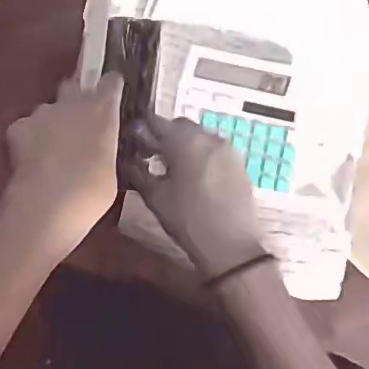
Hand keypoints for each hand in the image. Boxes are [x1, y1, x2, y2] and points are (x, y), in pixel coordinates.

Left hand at [0, 73, 122, 250]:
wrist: (49, 203)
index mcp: (102, 111)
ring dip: (46, 125)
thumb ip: (100, 150)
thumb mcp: (108, 170)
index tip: (109, 90)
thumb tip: (92, 152)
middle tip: (73, 123)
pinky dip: (21, 140)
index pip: (109, 84)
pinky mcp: (16, 127)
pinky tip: (22, 159)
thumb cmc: (92, 192)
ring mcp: (41, 113)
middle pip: (71, 87)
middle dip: (71, 99)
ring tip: (45, 153)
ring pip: (44, 111)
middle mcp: (71, 103)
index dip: (108, 86)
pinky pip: (21, 129)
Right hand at [128, 115, 269, 276]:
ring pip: (199, 137)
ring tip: (173, 168)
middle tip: (151, 156)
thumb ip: (139, 171)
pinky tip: (193, 177)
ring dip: (184, 145)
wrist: (232, 247)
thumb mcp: (155, 197)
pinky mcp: (239, 163)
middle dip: (164, 136)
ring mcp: (227, 149)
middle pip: (180, 126)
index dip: (142, 129)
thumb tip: (130, 158)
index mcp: (185, 140)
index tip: (133, 142)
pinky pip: (214, 150)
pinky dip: (201, 155)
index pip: (156, 122)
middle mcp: (208, 137)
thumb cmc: (187, 220)